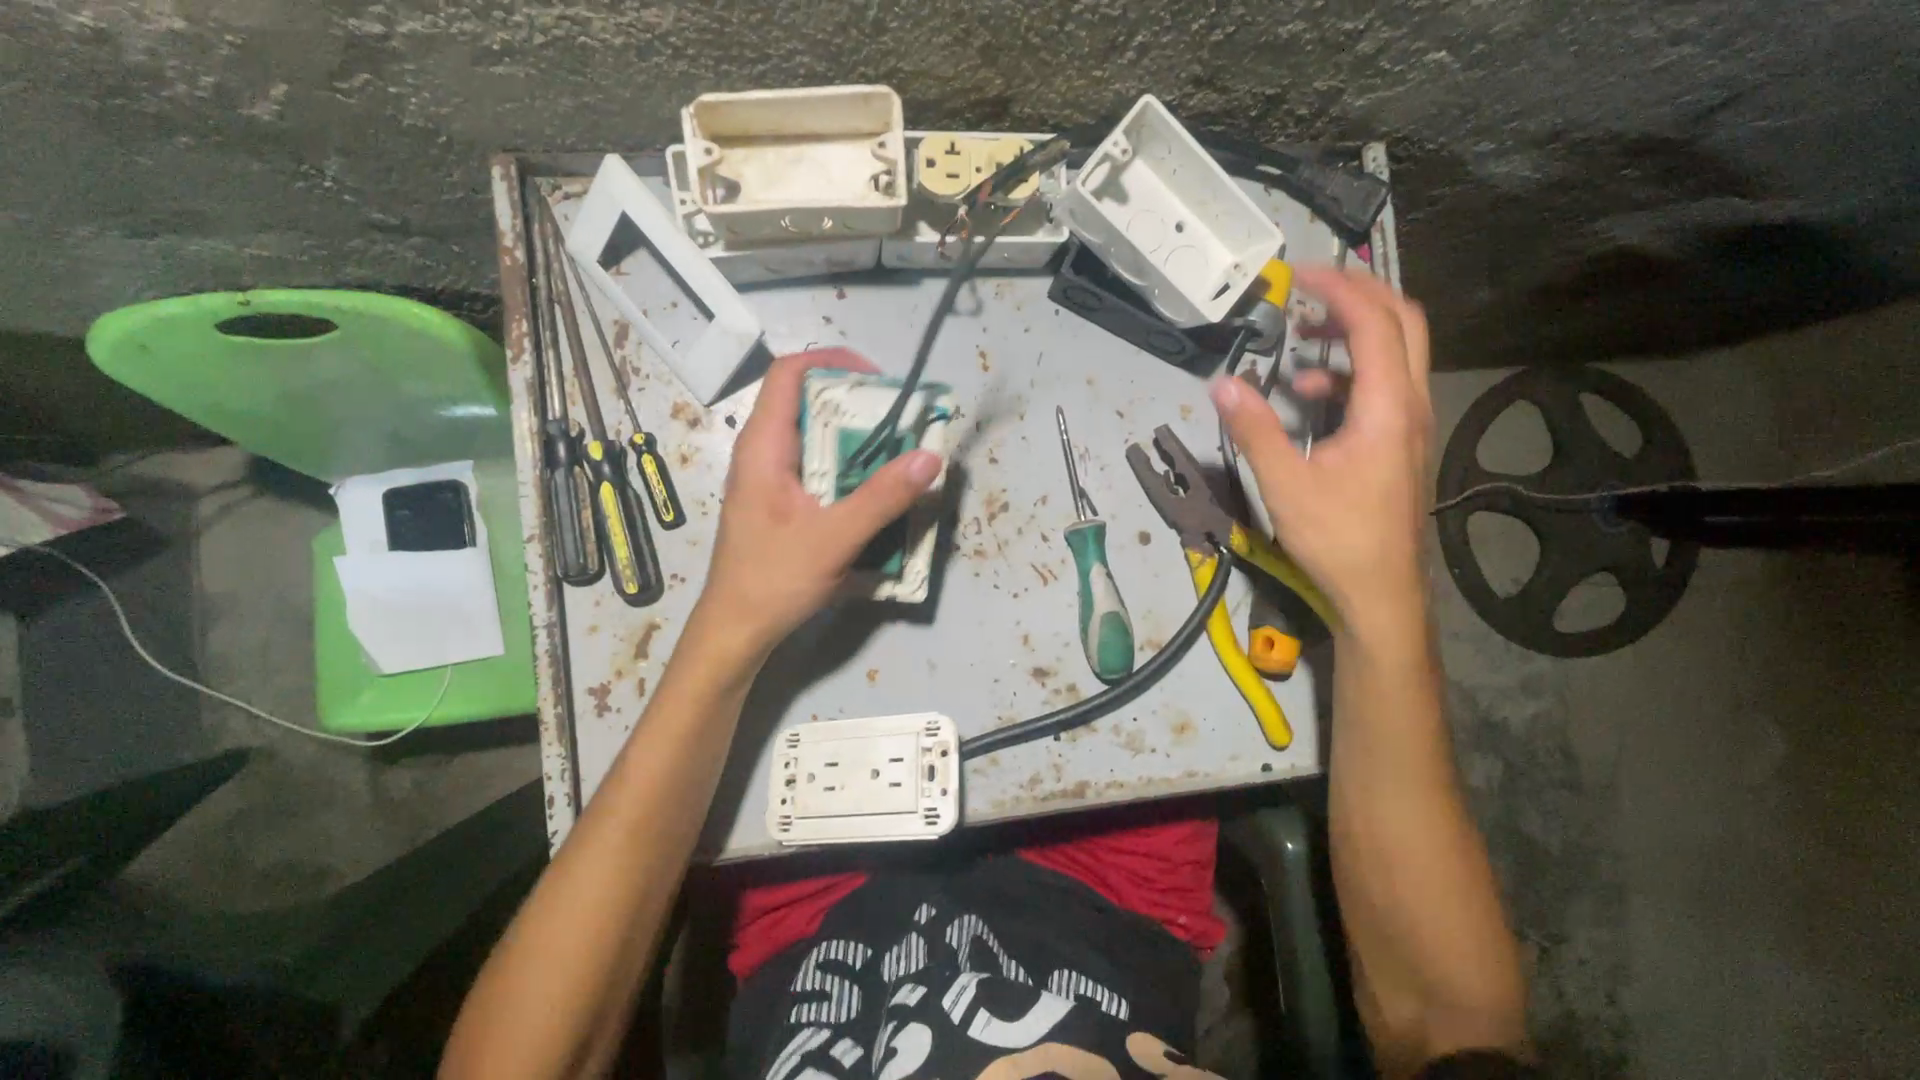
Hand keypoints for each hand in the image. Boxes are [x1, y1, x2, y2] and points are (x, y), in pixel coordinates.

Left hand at [692, 348, 942, 659]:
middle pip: (806, 401)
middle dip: (856, 402)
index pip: (789, 373)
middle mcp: (761, 452)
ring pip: (813, 436)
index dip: (833, 361)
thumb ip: (882, 497)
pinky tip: (873, 490)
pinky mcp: (778, 500)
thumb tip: (929, 456)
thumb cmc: (774, 579)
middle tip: (899, 419)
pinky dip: (846, 466)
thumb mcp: (834, 538)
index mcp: (763, 446)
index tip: (878, 379)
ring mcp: (768, 477)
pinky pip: (815, 466)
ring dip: (855, 438)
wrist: (737, 628)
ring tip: (896, 450)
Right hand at [1211, 267, 1433, 625]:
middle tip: (1308, 290)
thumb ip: (1254, 430)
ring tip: (1301, 337)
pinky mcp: (1402, 441)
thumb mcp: (1285, 485)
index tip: (1297, 274)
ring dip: (1353, 332)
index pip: (1373, 322)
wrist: (1381, 591)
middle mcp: (1411, 404)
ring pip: (1398, 351)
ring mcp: (1411, 423)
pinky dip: (1350, 371)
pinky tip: (1307, 395)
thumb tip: (1220, 384)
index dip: (1337, 288)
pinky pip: (1385, 384)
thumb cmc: (1337, 540)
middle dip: (1356, 295)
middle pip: (1403, 321)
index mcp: (1388, 408)